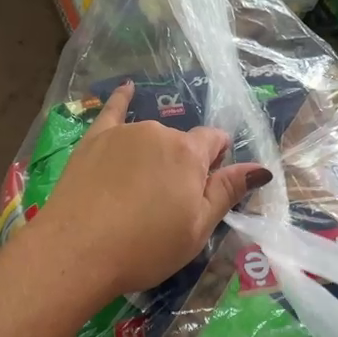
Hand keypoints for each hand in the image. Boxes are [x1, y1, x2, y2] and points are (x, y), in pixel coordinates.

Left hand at [28, 82, 272, 297]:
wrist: (77, 249)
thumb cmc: (145, 247)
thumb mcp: (197, 229)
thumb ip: (227, 192)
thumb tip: (260, 167)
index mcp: (188, 153)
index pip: (215, 140)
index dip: (217, 162)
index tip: (208, 187)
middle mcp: (159, 132)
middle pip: (181, 142)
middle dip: (183, 164)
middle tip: (169, 203)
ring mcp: (125, 132)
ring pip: (151, 136)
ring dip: (155, 154)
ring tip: (140, 190)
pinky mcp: (95, 137)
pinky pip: (114, 109)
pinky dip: (123, 98)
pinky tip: (127, 88)